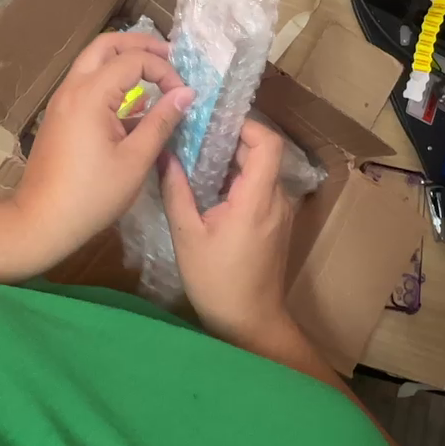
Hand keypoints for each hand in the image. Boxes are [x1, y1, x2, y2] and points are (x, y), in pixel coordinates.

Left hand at [13, 31, 193, 270]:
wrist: (40, 220)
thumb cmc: (91, 194)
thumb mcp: (135, 160)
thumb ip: (162, 121)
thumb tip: (186, 93)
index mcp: (90, 95)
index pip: (133, 60)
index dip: (163, 70)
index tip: (182, 93)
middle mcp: (72, 88)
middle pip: (106, 45)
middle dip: (140, 46)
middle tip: (169, 57)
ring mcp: (63, 100)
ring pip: (94, 62)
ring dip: (124, 60)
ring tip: (156, 73)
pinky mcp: (61, 115)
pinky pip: (87, 84)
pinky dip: (112, 81)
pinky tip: (135, 104)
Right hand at [161, 120, 299, 348]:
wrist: (251, 323)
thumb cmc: (217, 281)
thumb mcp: (188, 235)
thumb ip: (176, 190)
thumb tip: (164, 154)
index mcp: (257, 198)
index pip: (267, 143)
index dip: (245, 124)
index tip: (213, 122)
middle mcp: (276, 198)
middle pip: (262, 153)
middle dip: (229, 140)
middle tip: (194, 136)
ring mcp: (279, 211)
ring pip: (260, 170)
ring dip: (231, 160)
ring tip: (195, 158)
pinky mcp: (276, 222)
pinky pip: (259, 188)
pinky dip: (237, 179)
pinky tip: (208, 187)